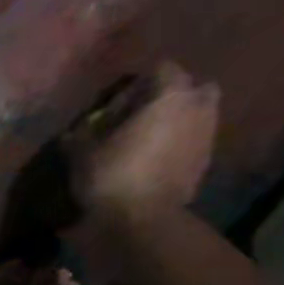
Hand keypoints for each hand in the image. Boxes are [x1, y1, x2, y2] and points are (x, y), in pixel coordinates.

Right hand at [69, 61, 219, 217]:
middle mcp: (197, 105)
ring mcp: (208, 131)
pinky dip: (179, 143)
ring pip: (196, 112)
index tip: (117, 104)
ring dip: (177, 120)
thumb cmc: (111, 174)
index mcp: (169, 95)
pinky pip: (194, 138)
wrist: (143, 215)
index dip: (137, 84)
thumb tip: (75, 131)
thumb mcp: (82, 154)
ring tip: (148, 140)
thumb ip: (81, 135)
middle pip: (190, 87)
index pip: (162, 69)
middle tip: (140, 118)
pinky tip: (156, 160)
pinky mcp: (207, 156)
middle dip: (169, 97)